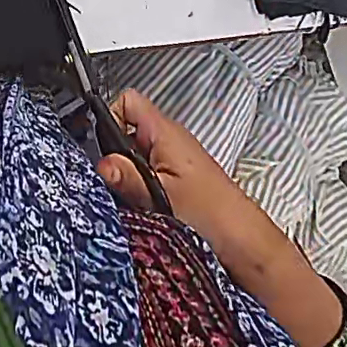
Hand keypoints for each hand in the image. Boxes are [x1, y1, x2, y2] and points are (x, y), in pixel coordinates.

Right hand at [98, 90, 343, 346]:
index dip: (109, 119)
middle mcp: (169, 141)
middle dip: (116, 157)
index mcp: (165, 132)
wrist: (245, 244)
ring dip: (128, 178)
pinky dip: (140, 191)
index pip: (127, 102)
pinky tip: (147, 210)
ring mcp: (172, 161)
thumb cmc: (214, 216)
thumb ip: (128, 178)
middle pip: (125, 132)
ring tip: (137, 201)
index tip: (103, 150)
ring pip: (134, 157)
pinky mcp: (176, 181)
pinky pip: (146, 175)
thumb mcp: (161, 197)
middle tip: (120, 183)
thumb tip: (101, 164)